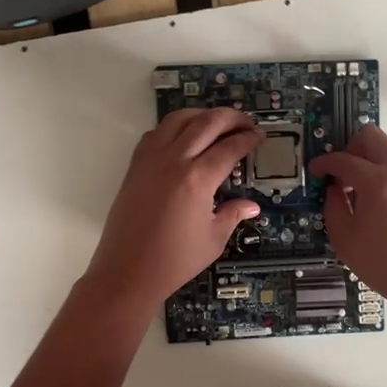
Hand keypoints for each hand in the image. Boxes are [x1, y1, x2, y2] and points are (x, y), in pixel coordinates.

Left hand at [84, 107, 262, 310]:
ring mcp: (150, 159)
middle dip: (231, 117)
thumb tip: (251, 205)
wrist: (127, 271)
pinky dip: (175, 127)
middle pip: (207, 122)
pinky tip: (185, 137)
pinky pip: (157, 133)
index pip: (229, 147)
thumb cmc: (174, 261)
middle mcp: (174, 160)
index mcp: (198, 179)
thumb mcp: (213, 239)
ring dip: (202, 115)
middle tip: (246, 122)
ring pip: (179, 119)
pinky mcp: (135, 165)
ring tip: (217, 123)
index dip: (248, 139)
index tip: (259, 136)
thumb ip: (232, 214)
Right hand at [310, 127, 386, 308]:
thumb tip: (334, 189)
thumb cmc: (384, 265)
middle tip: (342, 172)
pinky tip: (381, 192)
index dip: (325, 163)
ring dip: (374, 152)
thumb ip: (334, 207)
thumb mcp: (345, 240)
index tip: (316, 171)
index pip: (344, 159)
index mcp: (377, 182)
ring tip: (363, 179)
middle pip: (372, 136)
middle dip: (351, 148)